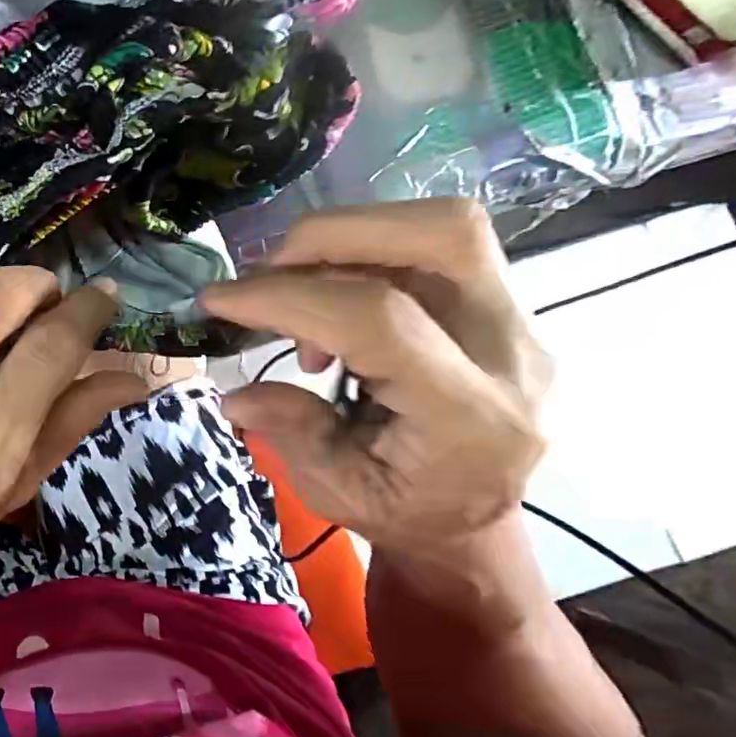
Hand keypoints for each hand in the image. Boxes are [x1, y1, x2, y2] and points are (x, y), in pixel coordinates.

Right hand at [201, 199, 550, 555]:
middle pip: (438, 238)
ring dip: (344, 238)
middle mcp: (511, 353)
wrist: (473, 510)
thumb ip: (293, 437)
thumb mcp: (336, 494)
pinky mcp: (501, 303)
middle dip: (328, 239)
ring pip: (442, 226)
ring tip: (291, 286)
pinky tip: (326, 299)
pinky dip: (359, 252)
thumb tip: (238, 394)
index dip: (287, 298)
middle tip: (262, 275)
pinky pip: (431, 243)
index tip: (218, 302)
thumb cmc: (404, 510)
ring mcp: (517, 320)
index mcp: (469, 417)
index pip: (379, 320)